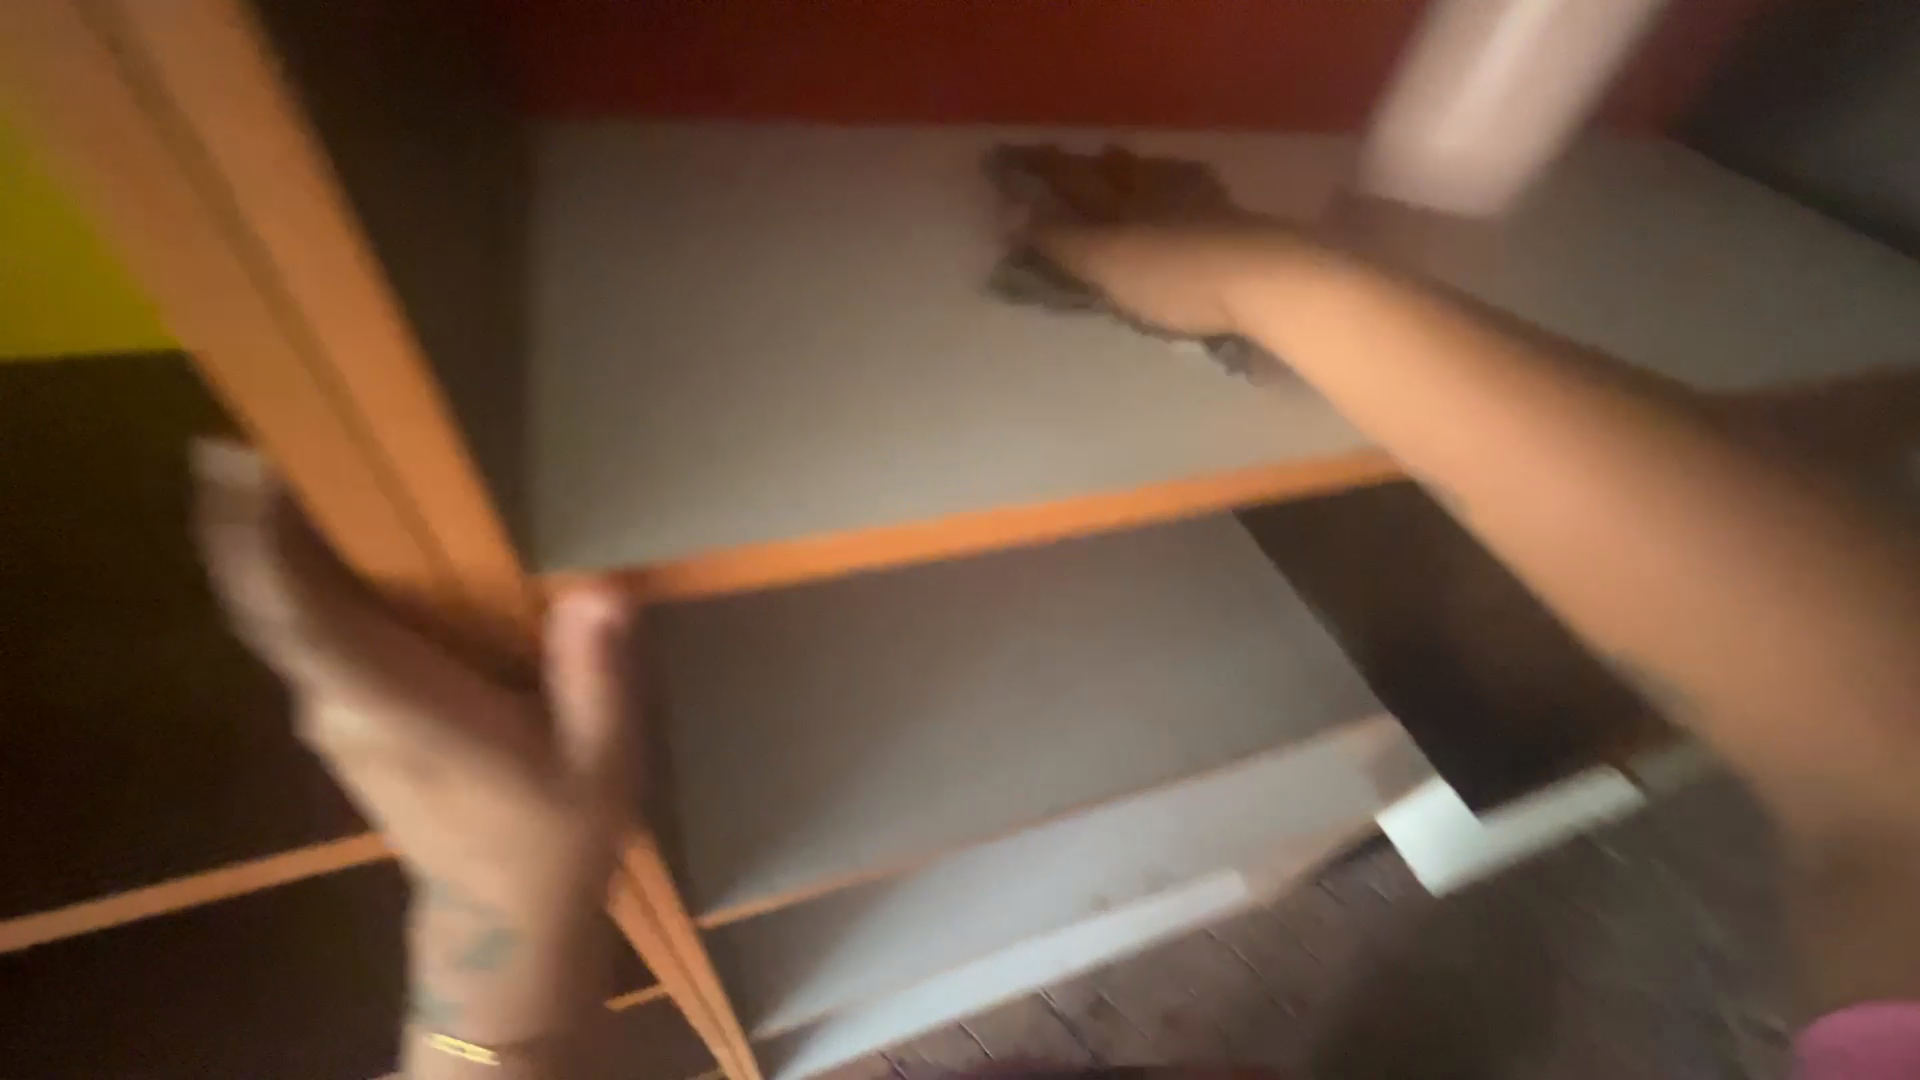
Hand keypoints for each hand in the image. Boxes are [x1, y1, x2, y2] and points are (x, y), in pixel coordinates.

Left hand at [193, 442, 634, 1052]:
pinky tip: (372, 537)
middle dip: (274, 511)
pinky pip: (319, 631)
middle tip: (312, 424)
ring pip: (296, 613)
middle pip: (284, 599)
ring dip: (298, 537)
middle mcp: (342, 706)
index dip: (259, 541)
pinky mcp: (347, 717)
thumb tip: (602, 591)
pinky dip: (323, 576)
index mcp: (401, 710)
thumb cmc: (555, 833)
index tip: (244, 459)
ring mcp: (334, 714)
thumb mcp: (601, 760)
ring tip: (338, 460)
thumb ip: (596, 678)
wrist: (503, 912)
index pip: (302, 619)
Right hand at [997, 143, 1304, 336]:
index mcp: (1120, 207)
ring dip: (1134, 168)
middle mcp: (1155, 195)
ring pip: (1156, 175)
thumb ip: (1060, 242)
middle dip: (1085, 167)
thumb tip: (1010, 215)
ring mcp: (1197, 204)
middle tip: (1069, 157)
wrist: (1262, 279)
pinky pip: (1200, 189)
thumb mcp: (1106, 264)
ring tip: (1122, 160)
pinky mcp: (1231, 221)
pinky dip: (1186, 181)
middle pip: (1113, 174)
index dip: (1040, 174)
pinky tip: (1191, 184)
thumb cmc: (1174, 278)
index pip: (1070, 183)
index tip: (1011, 165)